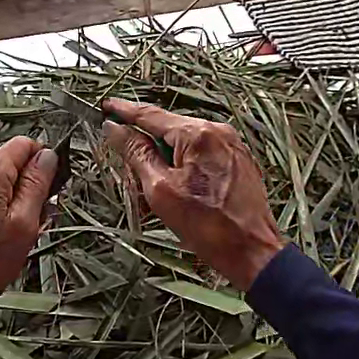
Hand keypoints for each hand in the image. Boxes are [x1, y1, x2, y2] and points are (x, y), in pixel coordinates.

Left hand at [0, 136, 55, 358]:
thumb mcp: (25, 223)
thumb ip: (37, 184)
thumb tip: (48, 157)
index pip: (25, 144)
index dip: (44, 160)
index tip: (54, 183)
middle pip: (14, 161)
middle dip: (33, 183)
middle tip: (42, 214)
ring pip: (5, 180)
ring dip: (22, 199)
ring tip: (25, 230)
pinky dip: (7, 210)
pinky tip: (10, 235)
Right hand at [100, 98, 284, 290]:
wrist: (252, 251)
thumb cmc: (208, 225)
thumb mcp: (160, 189)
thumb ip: (136, 154)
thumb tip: (115, 129)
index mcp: (198, 133)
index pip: (151, 115)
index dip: (124, 111)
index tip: (106, 106)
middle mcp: (217, 130)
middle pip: (166, 130)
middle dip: (144, 149)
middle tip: (129, 175)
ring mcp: (230, 144)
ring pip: (182, 144)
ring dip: (162, 163)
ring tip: (154, 196)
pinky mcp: (236, 159)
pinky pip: (199, 154)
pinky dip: (181, 167)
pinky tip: (176, 193)